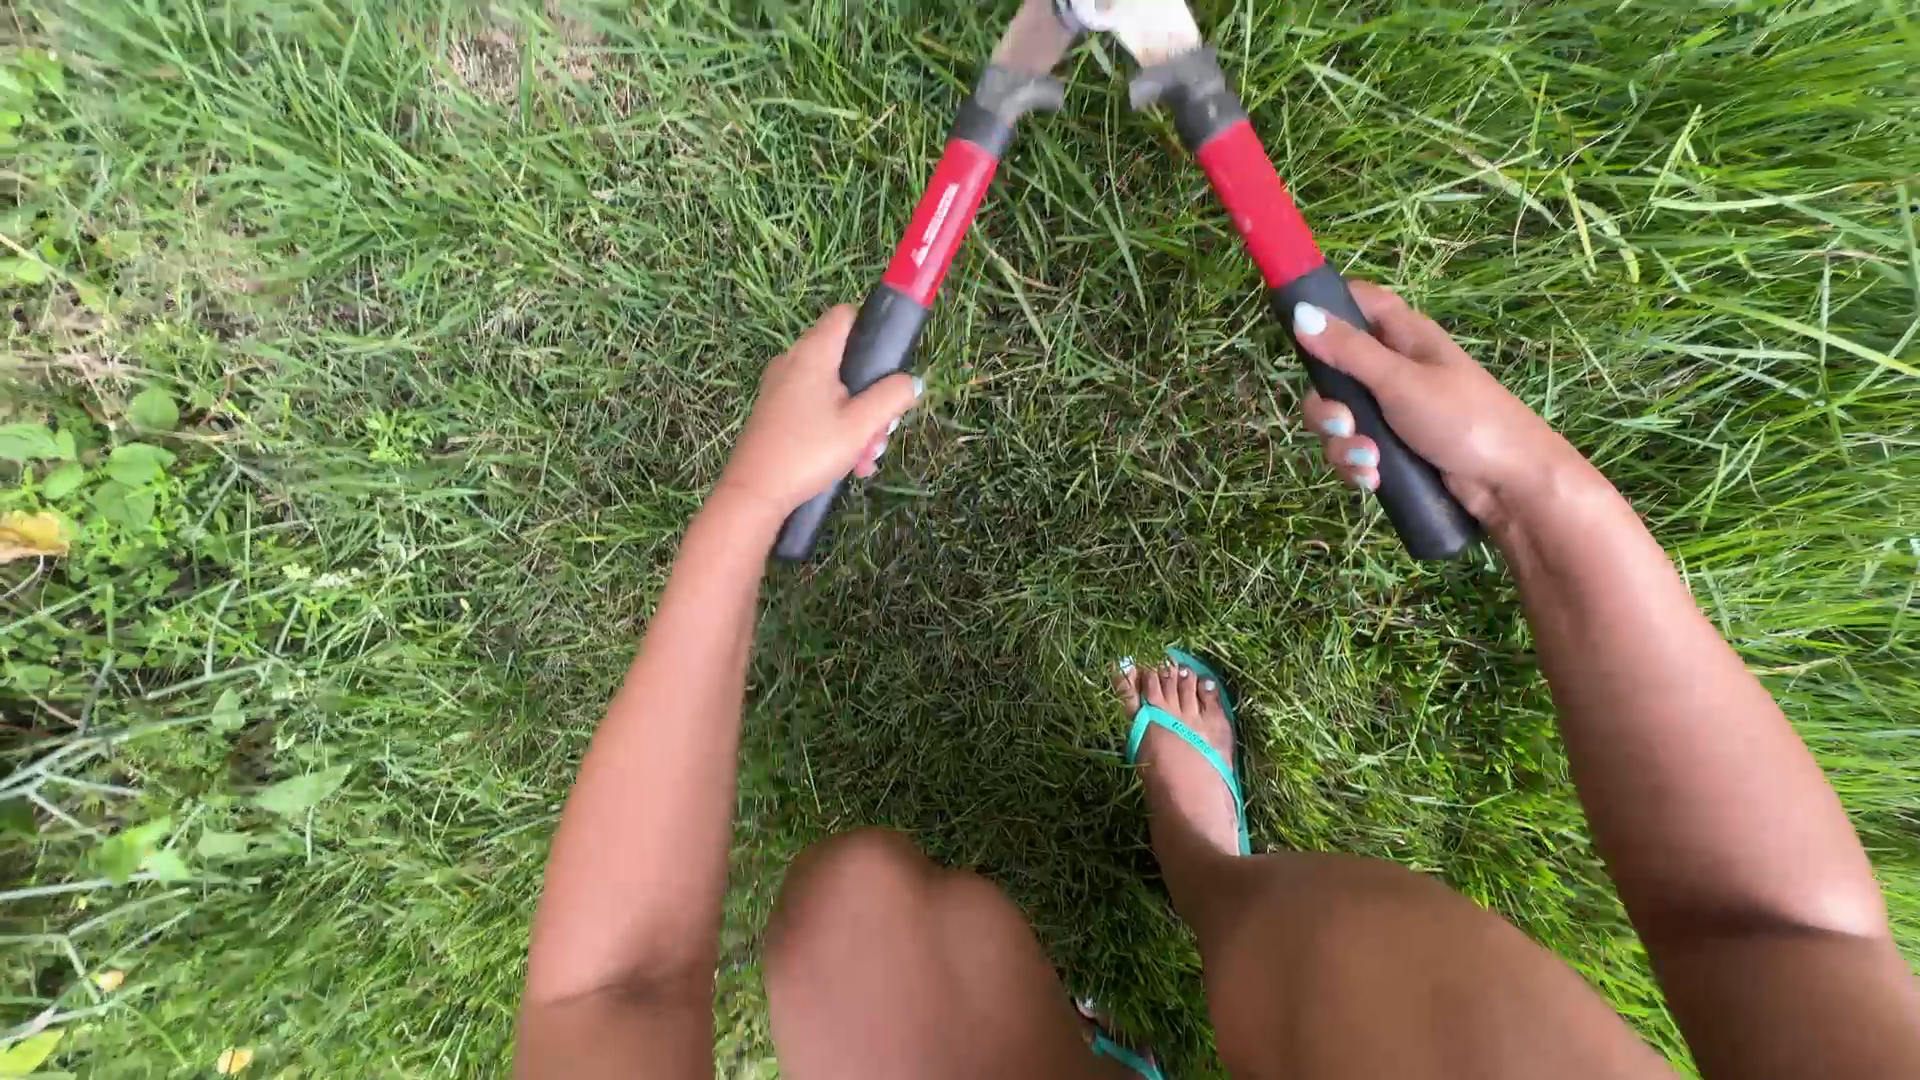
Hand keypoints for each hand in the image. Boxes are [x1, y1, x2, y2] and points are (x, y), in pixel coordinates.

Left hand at [715, 305, 922, 520]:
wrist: (755, 492)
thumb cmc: (809, 452)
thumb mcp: (860, 426)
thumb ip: (891, 397)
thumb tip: (911, 382)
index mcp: (813, 354)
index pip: (845, 316)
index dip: (871, 332)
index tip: (887, 366)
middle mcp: (793, 362)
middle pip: (845, 362)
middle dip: (871, 397)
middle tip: (881, 431)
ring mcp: (781, 388)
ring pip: (834, 392)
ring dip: (857, 422)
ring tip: (865, 458)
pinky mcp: (776, 412)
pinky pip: (816, 410)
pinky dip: (836, 430)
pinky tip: (848, 464)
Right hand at [1290, 281, 1590, 526]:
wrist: (1506, 484)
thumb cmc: (1464, 419)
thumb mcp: (1401, 381)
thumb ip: (1348, 351)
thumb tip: (1301, 314)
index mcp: (1401, 337)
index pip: (1356, 303)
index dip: (1325, 307)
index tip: (1294, 325)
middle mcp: (1390, 369)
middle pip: (1328, 374)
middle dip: (1326, 408)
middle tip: (1342, 424)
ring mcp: (1388, 410)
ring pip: (1334, 419)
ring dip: (1342, 445)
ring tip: (1369, 462)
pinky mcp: (1387, 445)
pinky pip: (1349, 449)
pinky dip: (1355, 465)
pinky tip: (1373, 477)